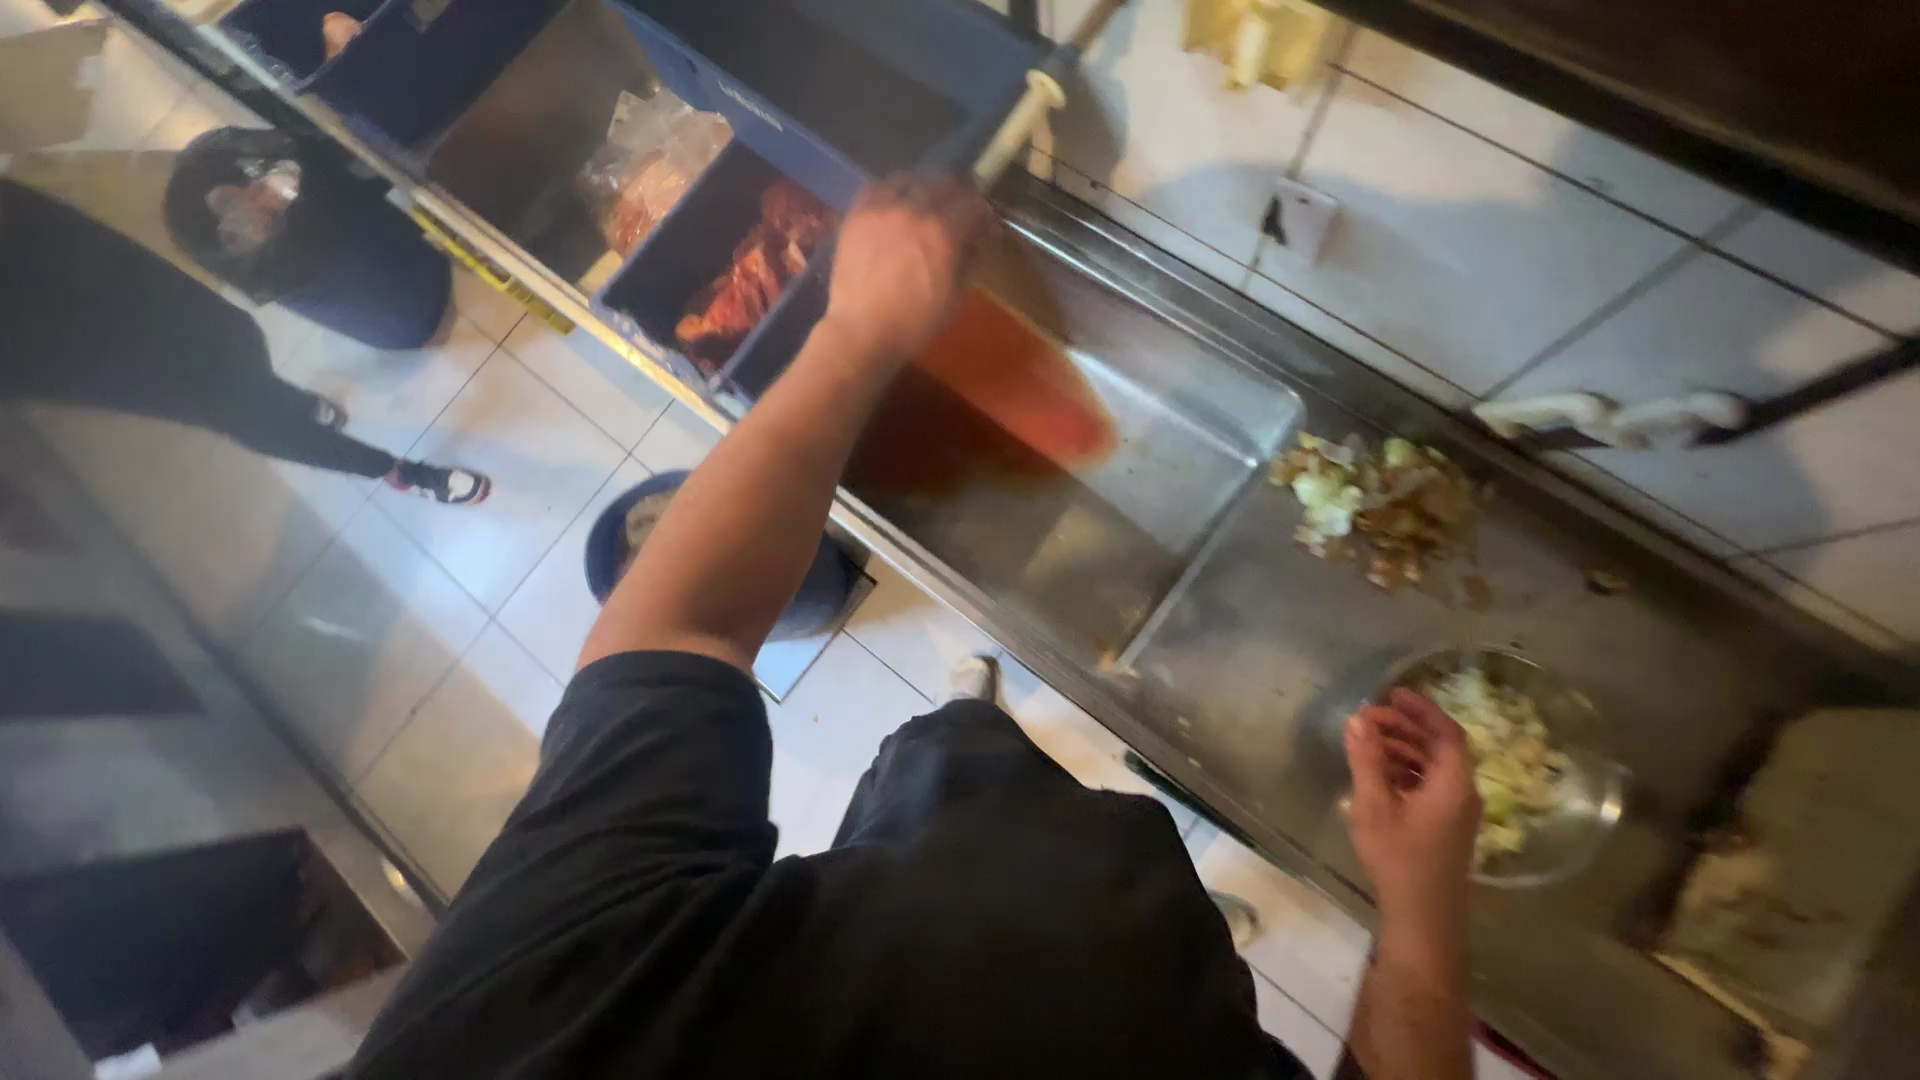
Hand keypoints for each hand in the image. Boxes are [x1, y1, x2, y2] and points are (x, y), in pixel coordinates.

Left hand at [823, 174, 992, 364]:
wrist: (862, 332)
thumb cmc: (913, 324)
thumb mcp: (954, 299)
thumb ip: (966, 264)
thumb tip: (970, 244)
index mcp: (943, 233)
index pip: (974, 205)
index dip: (985, 216)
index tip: (985, 230)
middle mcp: (914, 210)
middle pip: (944, 183)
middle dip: (958, 197)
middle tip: (958, 214)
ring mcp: (882, 208)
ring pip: (910, 179)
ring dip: (924, 190)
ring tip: (925, 206)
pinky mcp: (857, 214)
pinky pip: (878, 187)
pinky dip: (892, 192)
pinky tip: (895, 206)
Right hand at [1344, 689, 1481, 931]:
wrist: (1423, 916)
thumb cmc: (1399, 859)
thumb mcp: (1374, 805)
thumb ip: (1367, 760)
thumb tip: (1359, 719)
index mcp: (1453, 785)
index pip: (1448, 734)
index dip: (1423, 710)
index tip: (1393, 694)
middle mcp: (1462, 793)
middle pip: (1441, 747)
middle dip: (1407, 726)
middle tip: (1370, 717)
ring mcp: (1456, 812)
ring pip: (1434, 766)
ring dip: (1404, 747)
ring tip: (1368, 740)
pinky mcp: (1445, 826)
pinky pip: (1430, 783)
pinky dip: (1406, 769)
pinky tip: (1379, 772)